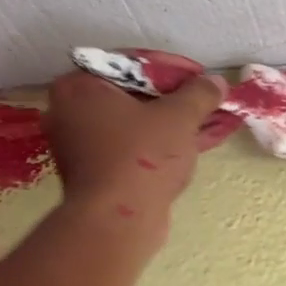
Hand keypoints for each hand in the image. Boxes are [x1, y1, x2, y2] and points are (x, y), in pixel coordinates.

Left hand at [41, 49, 224, 247]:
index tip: (201, 79)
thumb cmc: (141, 157)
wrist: (118, 220)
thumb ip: (199, 94)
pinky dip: (159, 144)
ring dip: (170, 123)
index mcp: (78, 86)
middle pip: (132, 95)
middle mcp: (69, 112)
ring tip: (207, 124)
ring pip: (134, 123)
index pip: (131, 64)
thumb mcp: (179, 117)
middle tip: (205, 102)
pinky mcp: (93, 173)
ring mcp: (78, 145)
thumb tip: (215, 81)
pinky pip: (131, 147)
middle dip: (174, 100)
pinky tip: (192, 146)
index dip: (173, 70)